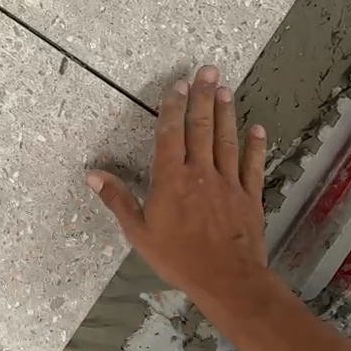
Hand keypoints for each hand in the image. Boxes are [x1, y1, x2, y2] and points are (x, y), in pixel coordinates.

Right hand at [87, 64, 276, 310]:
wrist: (228, 280)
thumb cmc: (178, 258)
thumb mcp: (139, 232)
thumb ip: (118, 199)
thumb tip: (93, 174)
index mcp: (171, 179)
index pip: (171, 134)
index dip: (173, 107)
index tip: (177, 84)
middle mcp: (201, 173)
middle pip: (201, 127)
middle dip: (203, 97)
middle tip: (207, 70)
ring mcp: (228, 183)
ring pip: (227, 140)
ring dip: (226, 113)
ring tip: (224, 89)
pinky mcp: (249, 196)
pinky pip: (252, 165)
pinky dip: (256, 145)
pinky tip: (258, 128)